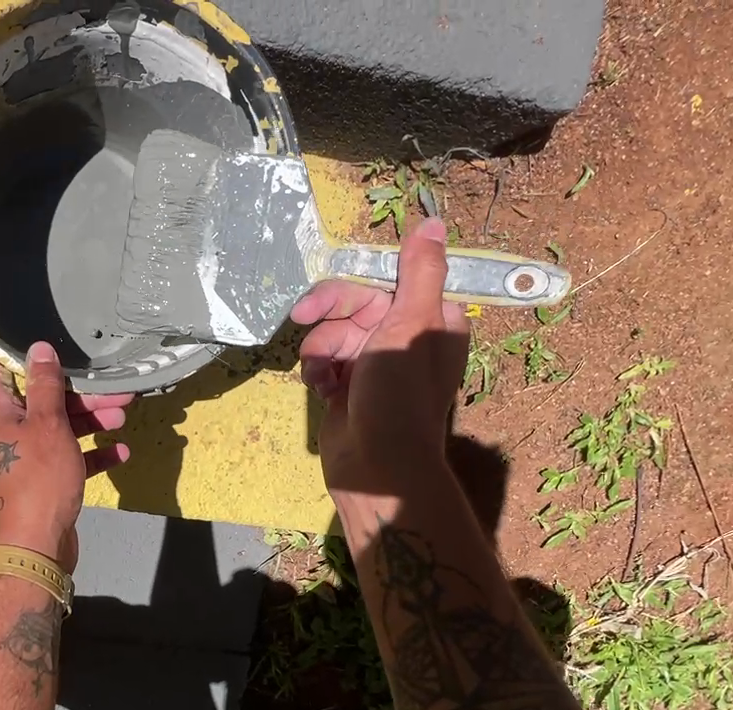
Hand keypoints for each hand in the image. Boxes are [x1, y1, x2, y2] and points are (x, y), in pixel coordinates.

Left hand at [0, 342, 132, 571]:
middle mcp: (9, 432)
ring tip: (124, 414)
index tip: (27, 326)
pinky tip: (120, 452)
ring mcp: (28, 459)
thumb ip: (46, 385)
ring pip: (61, 429)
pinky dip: (93, 455)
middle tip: (115, 387)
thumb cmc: (38, 479)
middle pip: (44, 400)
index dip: (10, 346)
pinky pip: (71, 460)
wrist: (36, 546)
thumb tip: (38, 348)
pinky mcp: (46, 482)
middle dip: (80, 392)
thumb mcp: (47, 425)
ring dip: (92, 421)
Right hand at [291, 216, 469, 499]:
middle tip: (301, 317)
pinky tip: (321, 390)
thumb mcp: (414, 323)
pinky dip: (318, 374)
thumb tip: (430, 222)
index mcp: (429, 321)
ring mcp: (372, 367)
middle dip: (328, 318)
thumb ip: (420, 272)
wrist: (376, 464)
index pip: (385, 284)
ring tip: (324, 376)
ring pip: (331, 336)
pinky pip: (324, 365)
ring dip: (320, 351)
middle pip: (352, 307)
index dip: (353, 288)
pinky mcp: (347, 390)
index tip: (325, 295)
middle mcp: (401, 340)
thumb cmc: (400, 393)